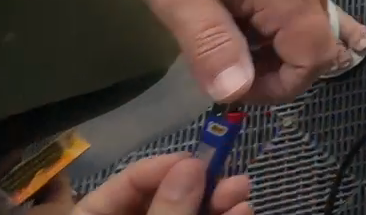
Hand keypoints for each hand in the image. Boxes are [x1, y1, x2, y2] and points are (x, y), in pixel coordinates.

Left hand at [31, 155, 252, 214]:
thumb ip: (165, 214)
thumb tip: (192, 163)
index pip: (121, 187)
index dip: (161, 169)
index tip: (200, 157)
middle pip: (162, 197)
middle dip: (203, 183)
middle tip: (232, 175)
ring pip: (186, 211)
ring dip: (219, 201)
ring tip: (244, 192)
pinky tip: (243, 212)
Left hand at [138, 0, 334, 102]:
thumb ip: (210, 46)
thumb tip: (235, 94)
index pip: (314, 60)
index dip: (278, 87)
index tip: (231, 84)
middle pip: (312, 43)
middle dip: (269, 65)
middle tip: (218, 56)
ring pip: (307, 21)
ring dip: (269, 39)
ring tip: (222, 21)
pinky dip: (275, 14)